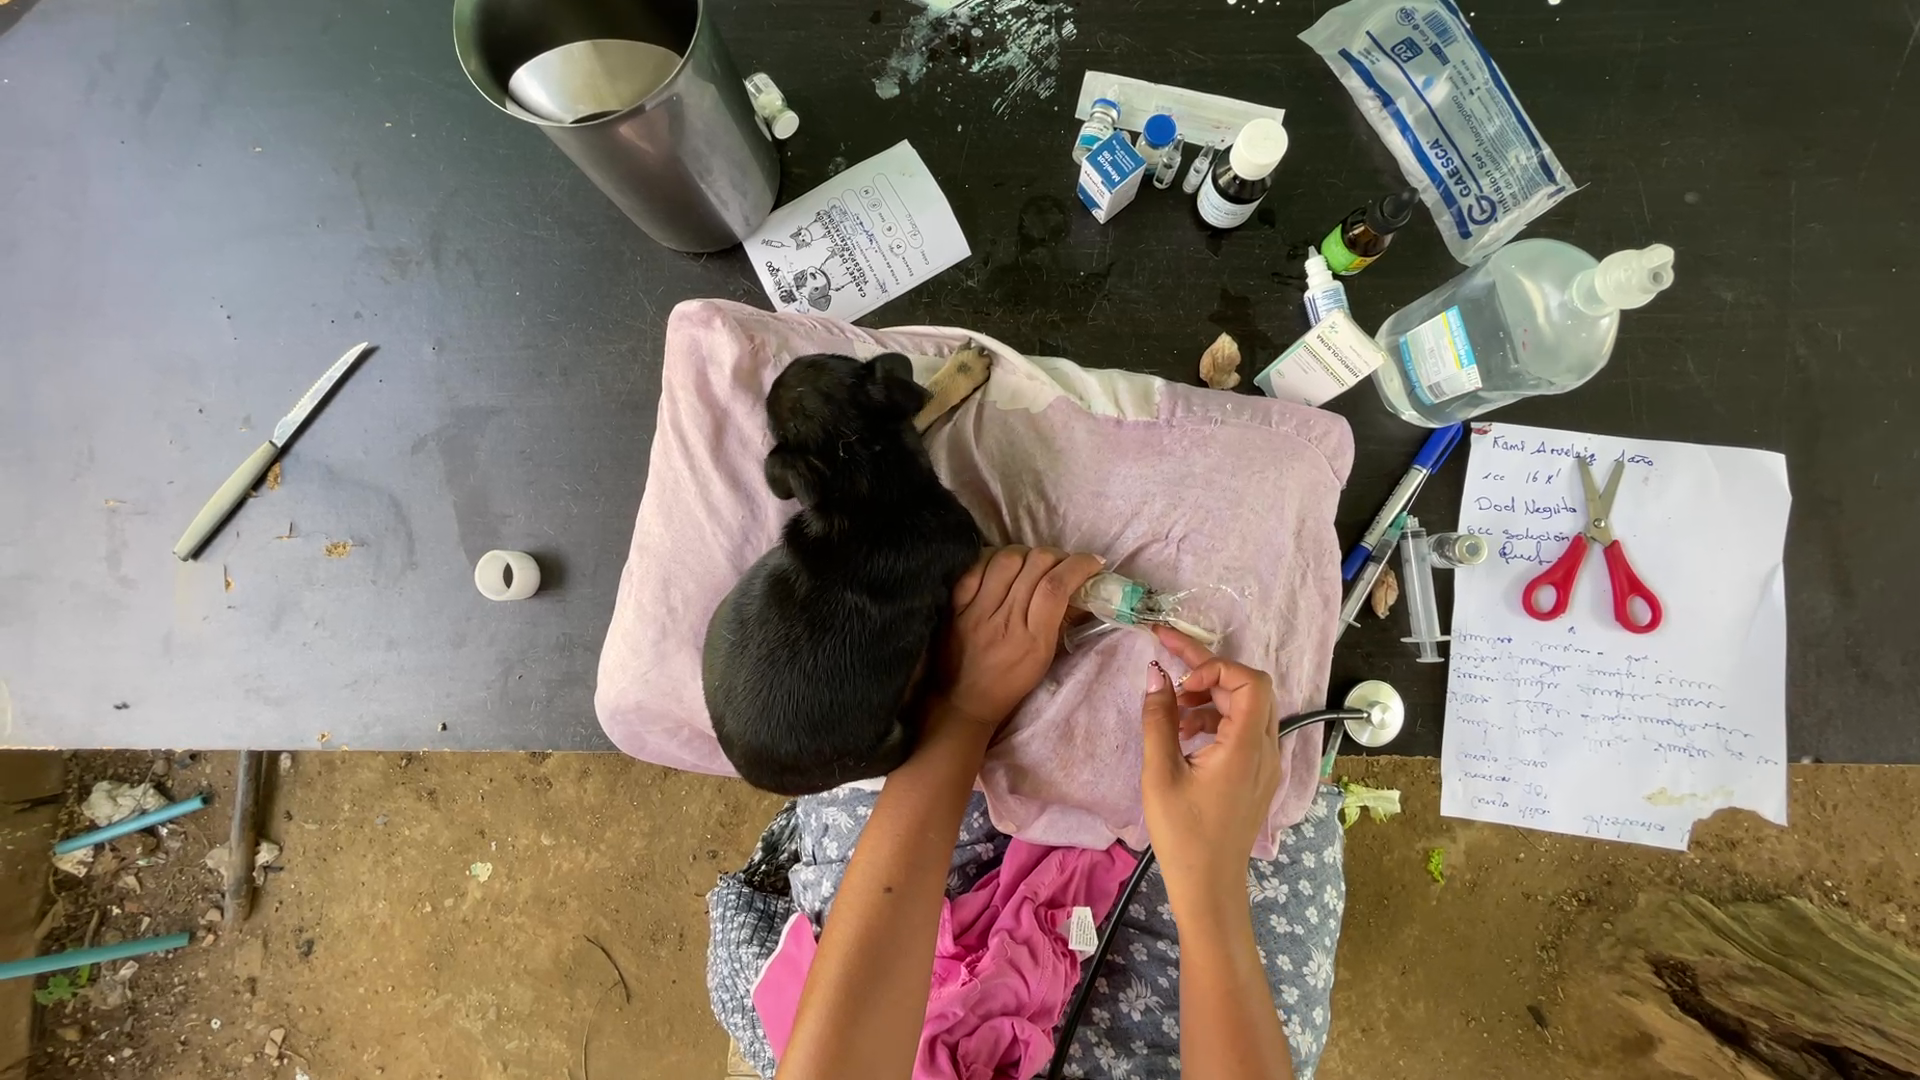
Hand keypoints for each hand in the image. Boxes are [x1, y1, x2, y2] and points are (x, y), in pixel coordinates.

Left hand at [937, 546, 1104, 729]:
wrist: (962, 701)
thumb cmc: (1009, 683)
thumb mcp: (1044, 658)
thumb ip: (1061, 621)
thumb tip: (1081, 588)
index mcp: (1033, 639)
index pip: (1056, 587)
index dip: (1078, 565)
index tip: (1093, 562)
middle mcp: (1005, 620)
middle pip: (1035, 565)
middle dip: (1056, 555)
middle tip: (1061, 562)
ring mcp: (977, 610)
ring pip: (1006, 559)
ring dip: (1027, 552)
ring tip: (1032, 561)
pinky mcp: (955, 605)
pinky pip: (976, 566)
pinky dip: (994, 557)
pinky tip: (1003, 564)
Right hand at [1140, 626, 1280, 912]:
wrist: (1209, 886)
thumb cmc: (1182, 833)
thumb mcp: (1160, 773)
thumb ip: (1159, 718)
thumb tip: (1156, 674)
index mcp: (1245, 748)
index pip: (1249, 681)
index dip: (1214, 667)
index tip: (1180, 683)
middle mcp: (1265, 750)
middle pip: (1249, 687)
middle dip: (1208, 670)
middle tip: (1168, 658)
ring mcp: (1264, 762)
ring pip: (1246, 706)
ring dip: (1210, 694)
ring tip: (1173, 709)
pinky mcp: (1256, 773)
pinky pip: (1242, 728)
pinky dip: (1215, 717)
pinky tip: (1184, 733)